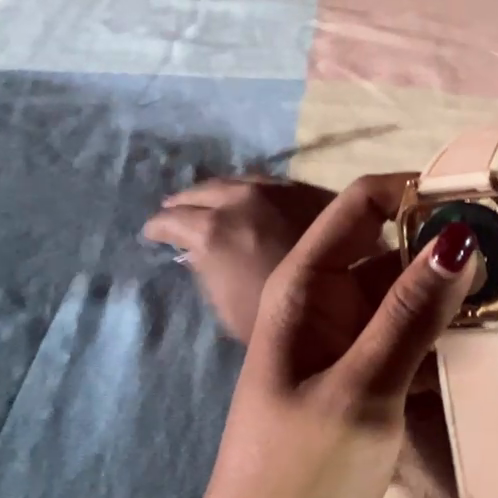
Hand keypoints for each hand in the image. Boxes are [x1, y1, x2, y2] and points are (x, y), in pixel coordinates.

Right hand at [143, 178, 338, 341]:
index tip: (152, 233)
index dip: (158, 227)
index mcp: (212, 228)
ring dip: (220, 191)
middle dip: (186, 201)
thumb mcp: (225, 303)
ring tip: (209, 201)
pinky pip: (270, 182)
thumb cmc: (275, 318)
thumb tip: (197, 252)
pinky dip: (254, 190)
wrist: (346, 293)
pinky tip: (253, 200)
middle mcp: (242, 197)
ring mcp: (277, 188)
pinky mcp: (307, 188)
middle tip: (174, 209)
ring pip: (238, 180)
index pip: (171, 219)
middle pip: (204, 190)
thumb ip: (207, 270)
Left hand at [144, 177, 497, 363]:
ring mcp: (359, 344)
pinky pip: (429, 350)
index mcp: (309, 284)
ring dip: (477, 309)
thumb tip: (459, 236)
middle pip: (405, 254)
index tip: (485, 201)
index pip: (364, 205)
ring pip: (425, 303)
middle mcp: (335, 302)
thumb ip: (411, 312)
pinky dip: (467, 357)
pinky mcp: (380, 382)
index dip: (420, 191)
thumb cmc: (297, 473)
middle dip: (466, 256)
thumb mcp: (360, 389)